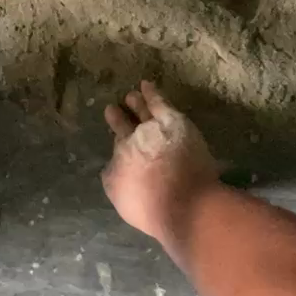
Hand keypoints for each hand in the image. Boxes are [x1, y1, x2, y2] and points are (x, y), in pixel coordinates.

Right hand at [102, 81, 219, 249]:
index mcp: (119, 164)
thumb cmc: (156, 210)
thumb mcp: (124, 202)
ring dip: (134, 103)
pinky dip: (151, 93)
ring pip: (140, 111)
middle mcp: (130, 143)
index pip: (118, 148)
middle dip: (118, 120)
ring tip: (130, 96)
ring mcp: (151, 129)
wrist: (184, 204)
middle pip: (123, 128)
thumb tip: (113, 168)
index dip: (119, 143)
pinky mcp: (172, 121)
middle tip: (111, 110)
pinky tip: (145, 85)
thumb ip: (116, 182)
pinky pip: (158, 102)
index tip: (118, 139)